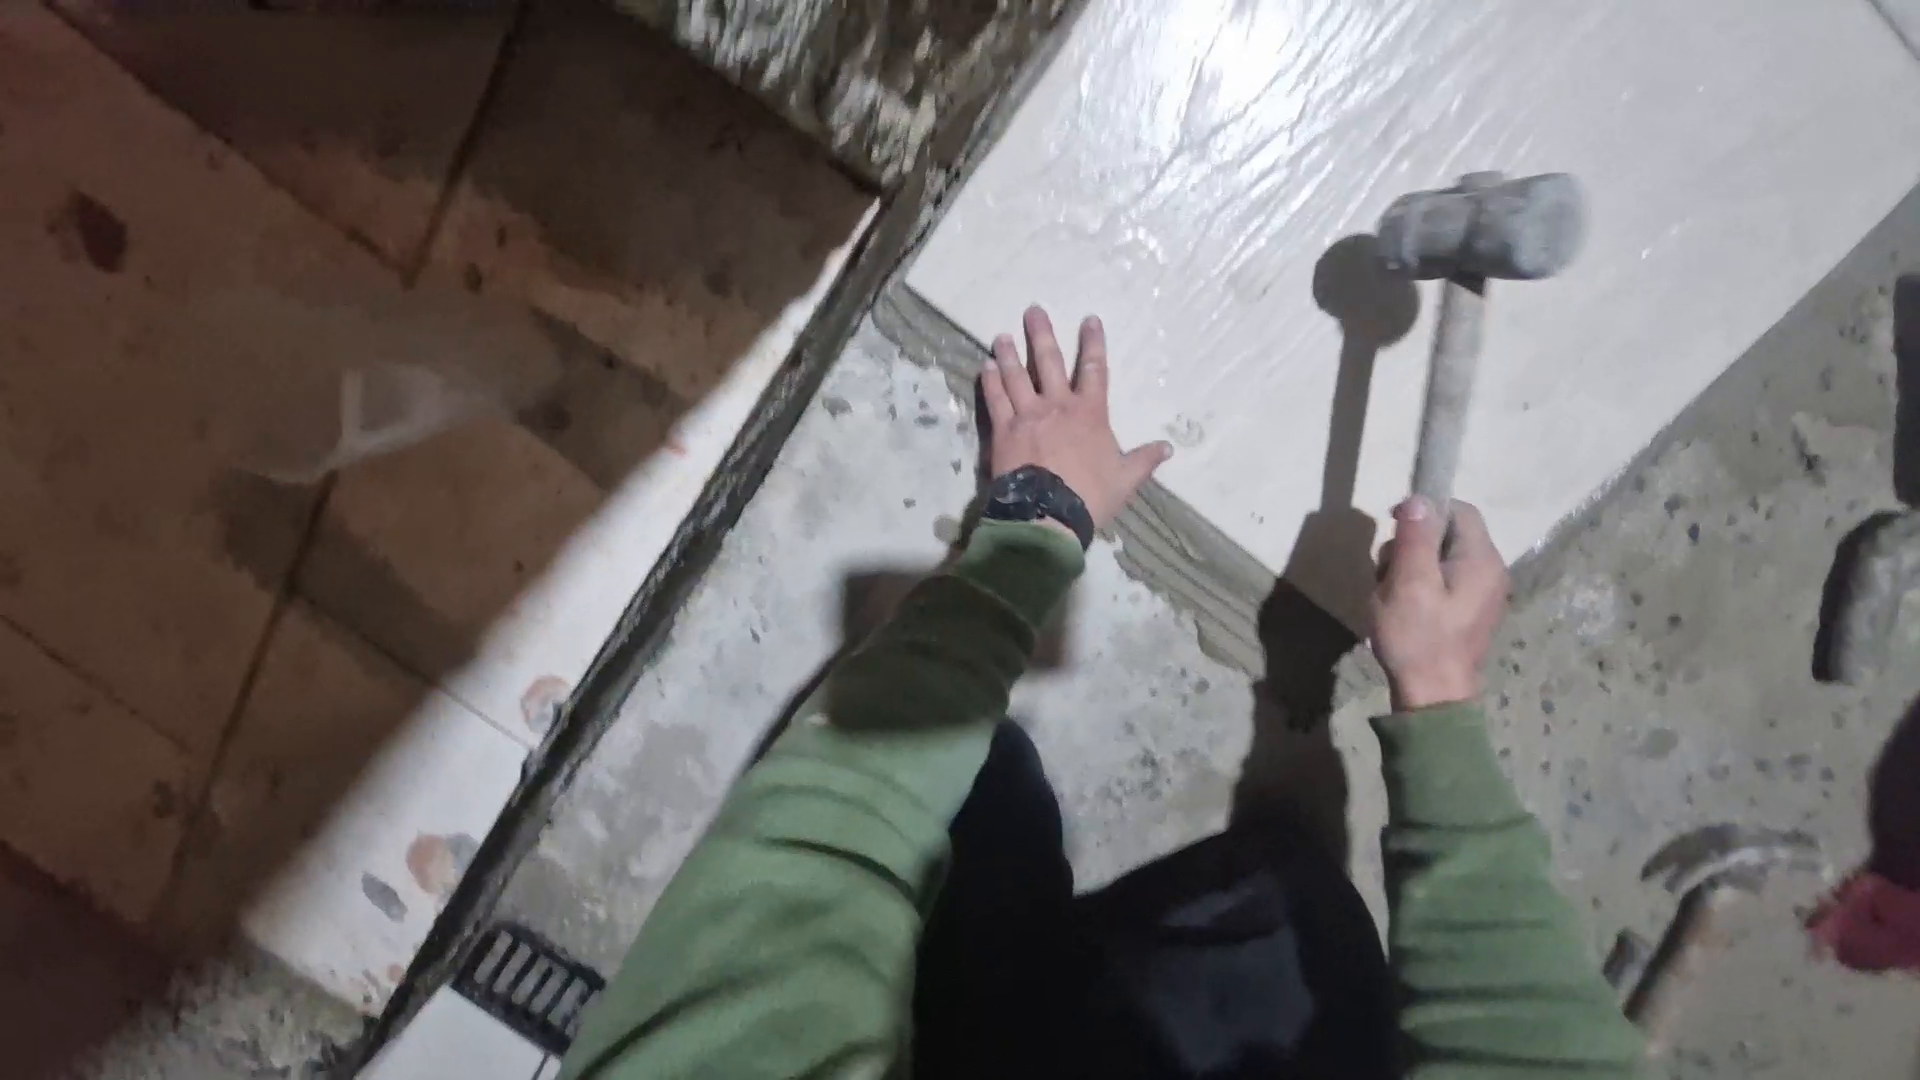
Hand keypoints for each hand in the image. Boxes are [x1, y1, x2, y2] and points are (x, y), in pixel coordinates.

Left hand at [980, 306, 1172, 531]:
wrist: (1049, 515)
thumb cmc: (1090, 496)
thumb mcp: (1125, 479)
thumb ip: (1144, 460)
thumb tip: (1168, 449)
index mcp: (1090, 414)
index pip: (1094, 369)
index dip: (1093, 343)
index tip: (1089, 319)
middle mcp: (1057, 406)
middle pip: (1048, 361)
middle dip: (1041, 334)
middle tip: (1033, 310)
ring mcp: (1027, 416)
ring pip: (1016, 376)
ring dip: (1009, 354)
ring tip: (1001, 336)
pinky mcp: (1003, 431)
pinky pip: (995, 399)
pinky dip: (990, 382)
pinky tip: (985, 367)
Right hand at [1370, 497, 1508, 711]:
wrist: (1434, 692)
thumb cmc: (1418, 636)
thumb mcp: (1408, 583)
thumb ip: (1414, 539)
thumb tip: (1419, 499)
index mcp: (1481, 560)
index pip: (1459, 510)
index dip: (1423, 509)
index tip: (1390, 524)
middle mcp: (1491, 570)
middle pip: (1448, 533)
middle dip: (1411, 543)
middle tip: (1385, 570)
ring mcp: (1482, 592)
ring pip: (1441, 556)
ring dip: (1410, 565)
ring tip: (1391, 592)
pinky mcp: (1470, 609)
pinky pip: (1443, 579)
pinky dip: (1419, 583)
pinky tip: (1402, 605)